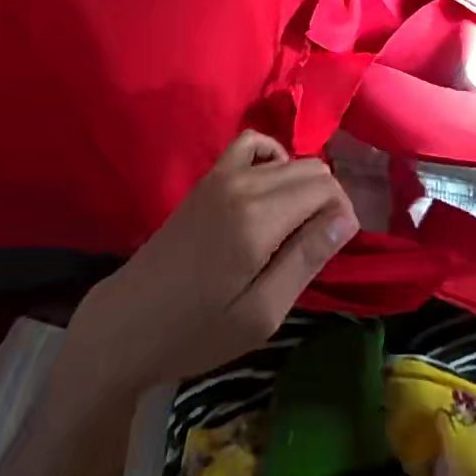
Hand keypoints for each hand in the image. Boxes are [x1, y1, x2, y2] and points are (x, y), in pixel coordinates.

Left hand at [66, 131, 356, 388]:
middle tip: (314, 246)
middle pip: (312, 170)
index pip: (327, 190)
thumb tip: (348, 217)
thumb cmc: (197, 330)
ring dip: (303, 187)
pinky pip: (252, 145)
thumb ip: (306, 259)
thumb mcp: (261, 313)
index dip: (342, 217)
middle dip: (327, 202)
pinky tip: (272, 193)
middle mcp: (243, 184)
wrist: (128, 322)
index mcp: (258, 219)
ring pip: (289, 159)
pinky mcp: (207, 178)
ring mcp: (221, 175)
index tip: (331, 250)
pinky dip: (273, 160)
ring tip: (294, 228)